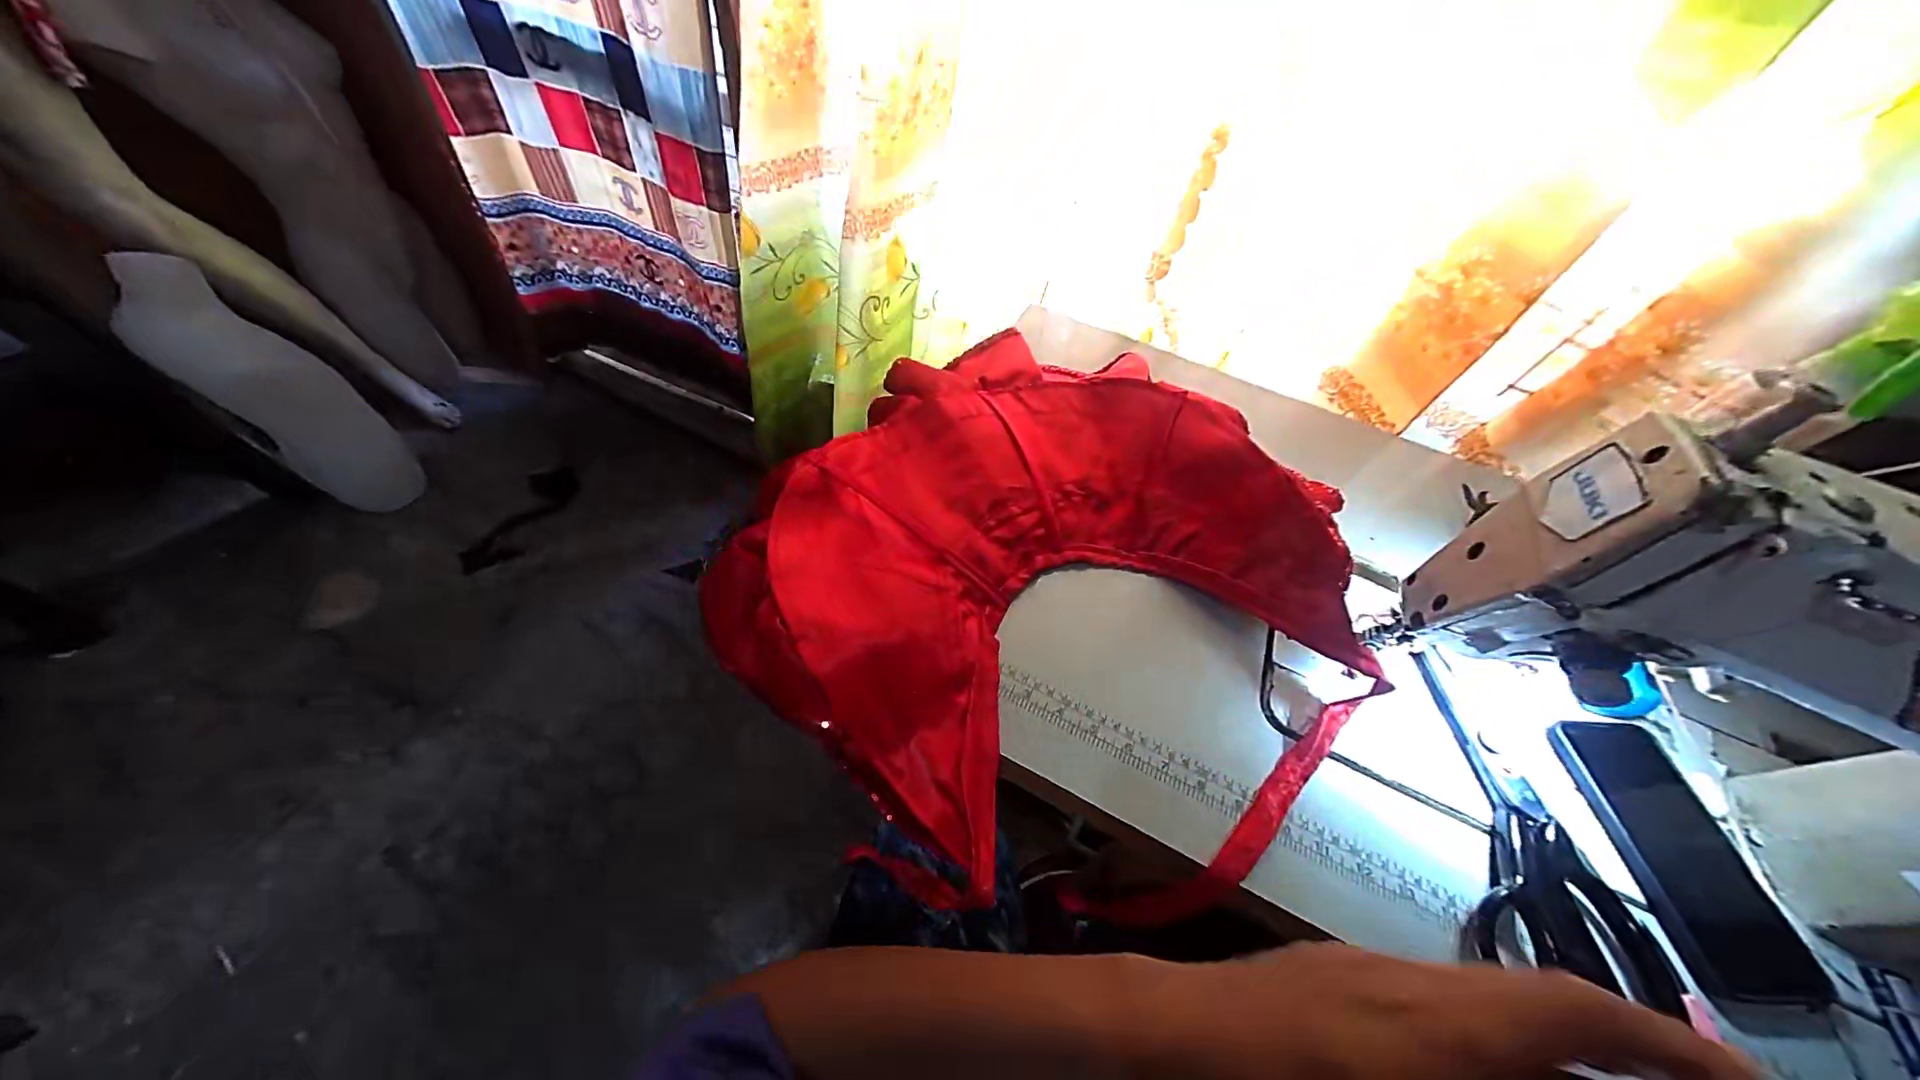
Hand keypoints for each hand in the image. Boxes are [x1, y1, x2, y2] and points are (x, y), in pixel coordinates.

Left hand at [1130, 943, 1756, 1079]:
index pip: (1572, 1008)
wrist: (1176, 1033)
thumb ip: (1493, 1068)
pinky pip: (1431, 1001)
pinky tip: (1478, 1068)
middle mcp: (1406, 978)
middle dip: (1617, 1050)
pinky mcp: (1332, 975)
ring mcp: (1364, 968)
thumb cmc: (1281, 1074)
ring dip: (1544, 1047)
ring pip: (1484, 1000)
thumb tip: (1545, 1076)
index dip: (1669, 1042)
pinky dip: (1478, 1038)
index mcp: (1436, 1019)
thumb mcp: (1413, 1074)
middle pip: (1536, 1001)